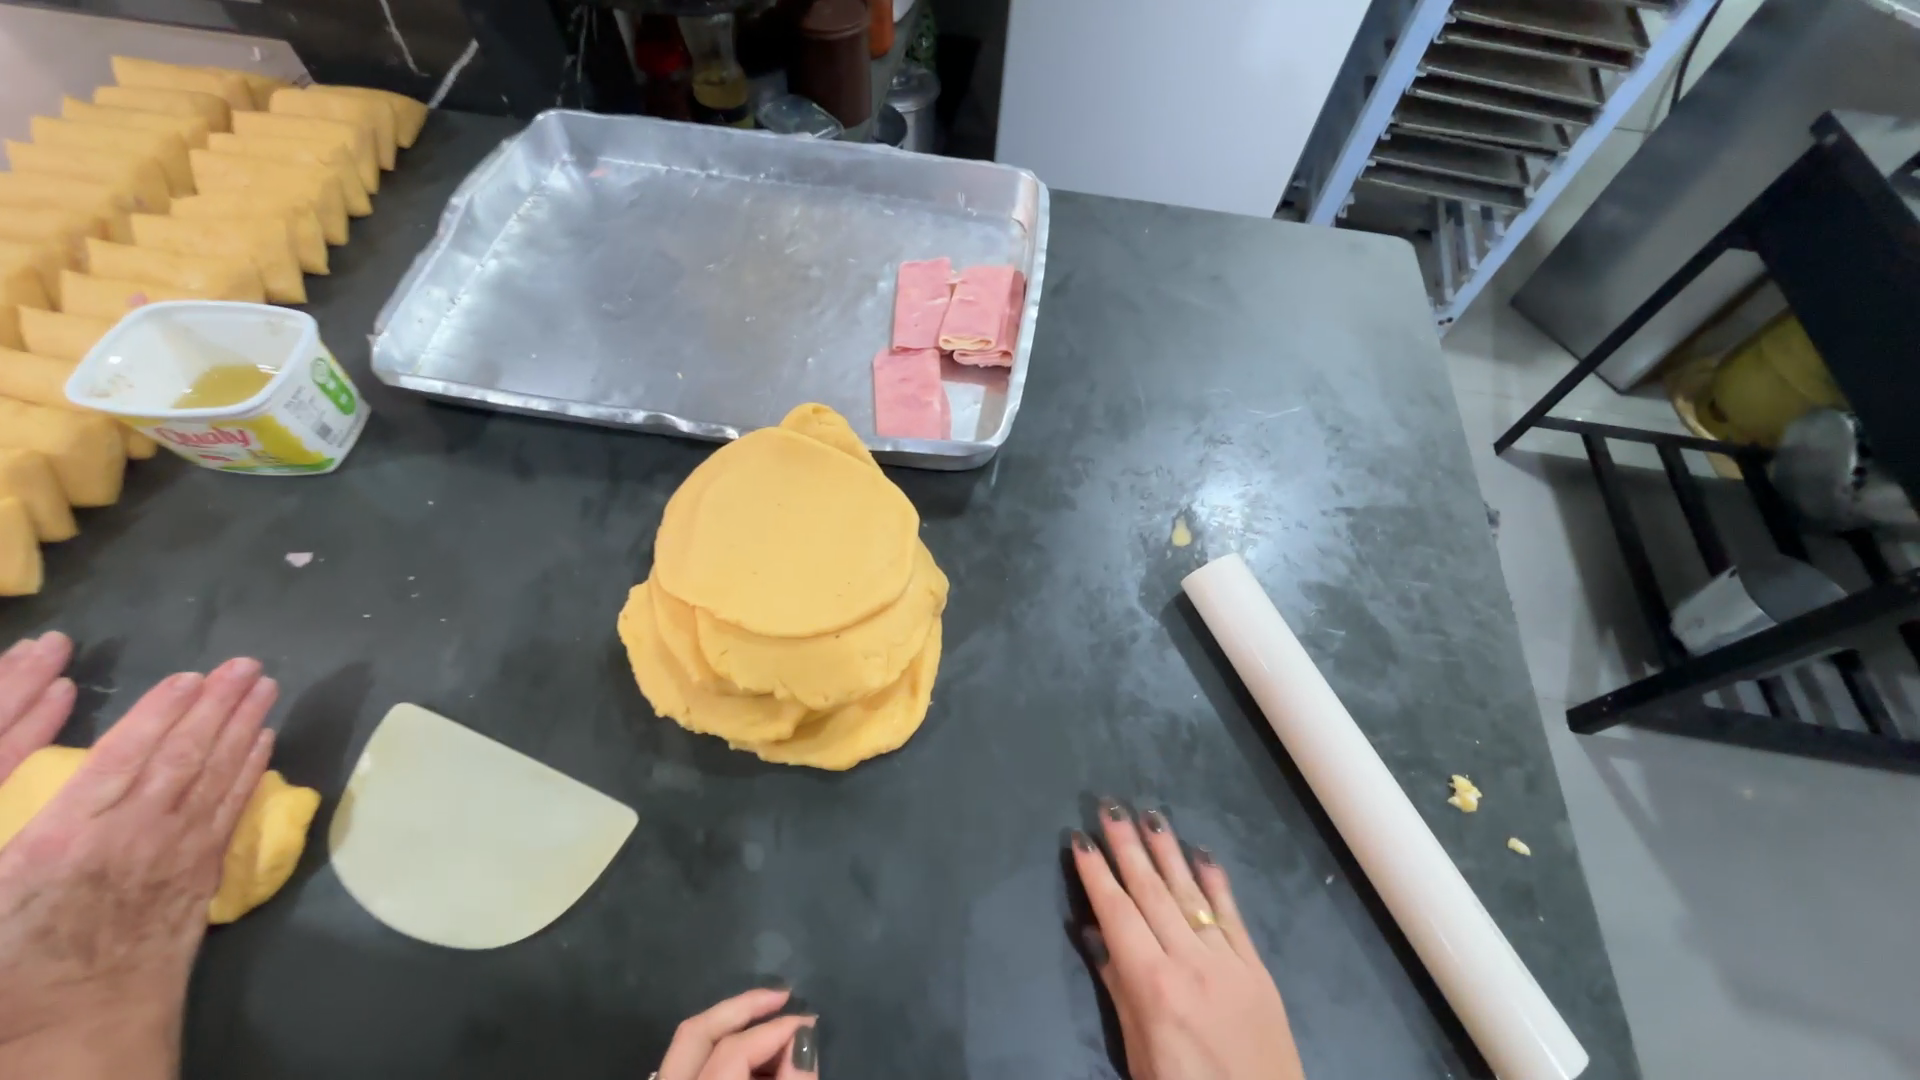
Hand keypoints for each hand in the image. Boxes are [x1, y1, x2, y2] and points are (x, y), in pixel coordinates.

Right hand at [0, 654, 277, 1079]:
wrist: (70, 1022)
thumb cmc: (9, 958)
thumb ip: (30, 823)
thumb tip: (77, 779)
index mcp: (64, 835)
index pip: (125, 755)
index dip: (162, 711)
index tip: (191, 676)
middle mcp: (132, 834)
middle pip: (184, 754)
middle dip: (218, 704)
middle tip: (249, 666)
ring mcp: (176, 850)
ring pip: (217, 773)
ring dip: (244, 725)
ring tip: (265, 688)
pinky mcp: (203, 869)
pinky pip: (231, 806)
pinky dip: (250, 769)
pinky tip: (264, 743)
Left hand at [656, 987, 817, 1079]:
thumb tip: (802, 1038)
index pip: (735, 1048)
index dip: (778, 1030)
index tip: (811, 1023)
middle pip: (698, 1031)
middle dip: (743, 1006)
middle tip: (783, 994)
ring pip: (688, 1043)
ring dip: (731, 1024)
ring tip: (771, 1019)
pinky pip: (684, 1064)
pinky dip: (716, 1049)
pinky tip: (747, 1054)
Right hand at [1070, 800, 1305, 1079]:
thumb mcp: (1138, 1052)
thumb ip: (1117, 988)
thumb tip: (1093, 932)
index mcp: (1154, 984)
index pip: (1117, 913)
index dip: (1096, 874)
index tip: (1080, 840)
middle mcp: (1190, 961)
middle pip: (1152, 892)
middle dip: (1127, 847)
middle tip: (1110, 808)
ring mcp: (1228, 961)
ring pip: (1190, 893)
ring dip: (1167, 851)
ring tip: (1149, 815)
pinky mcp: (1257, 968)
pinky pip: (1232, 915)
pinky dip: (1216, 881)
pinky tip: (1202, 852)